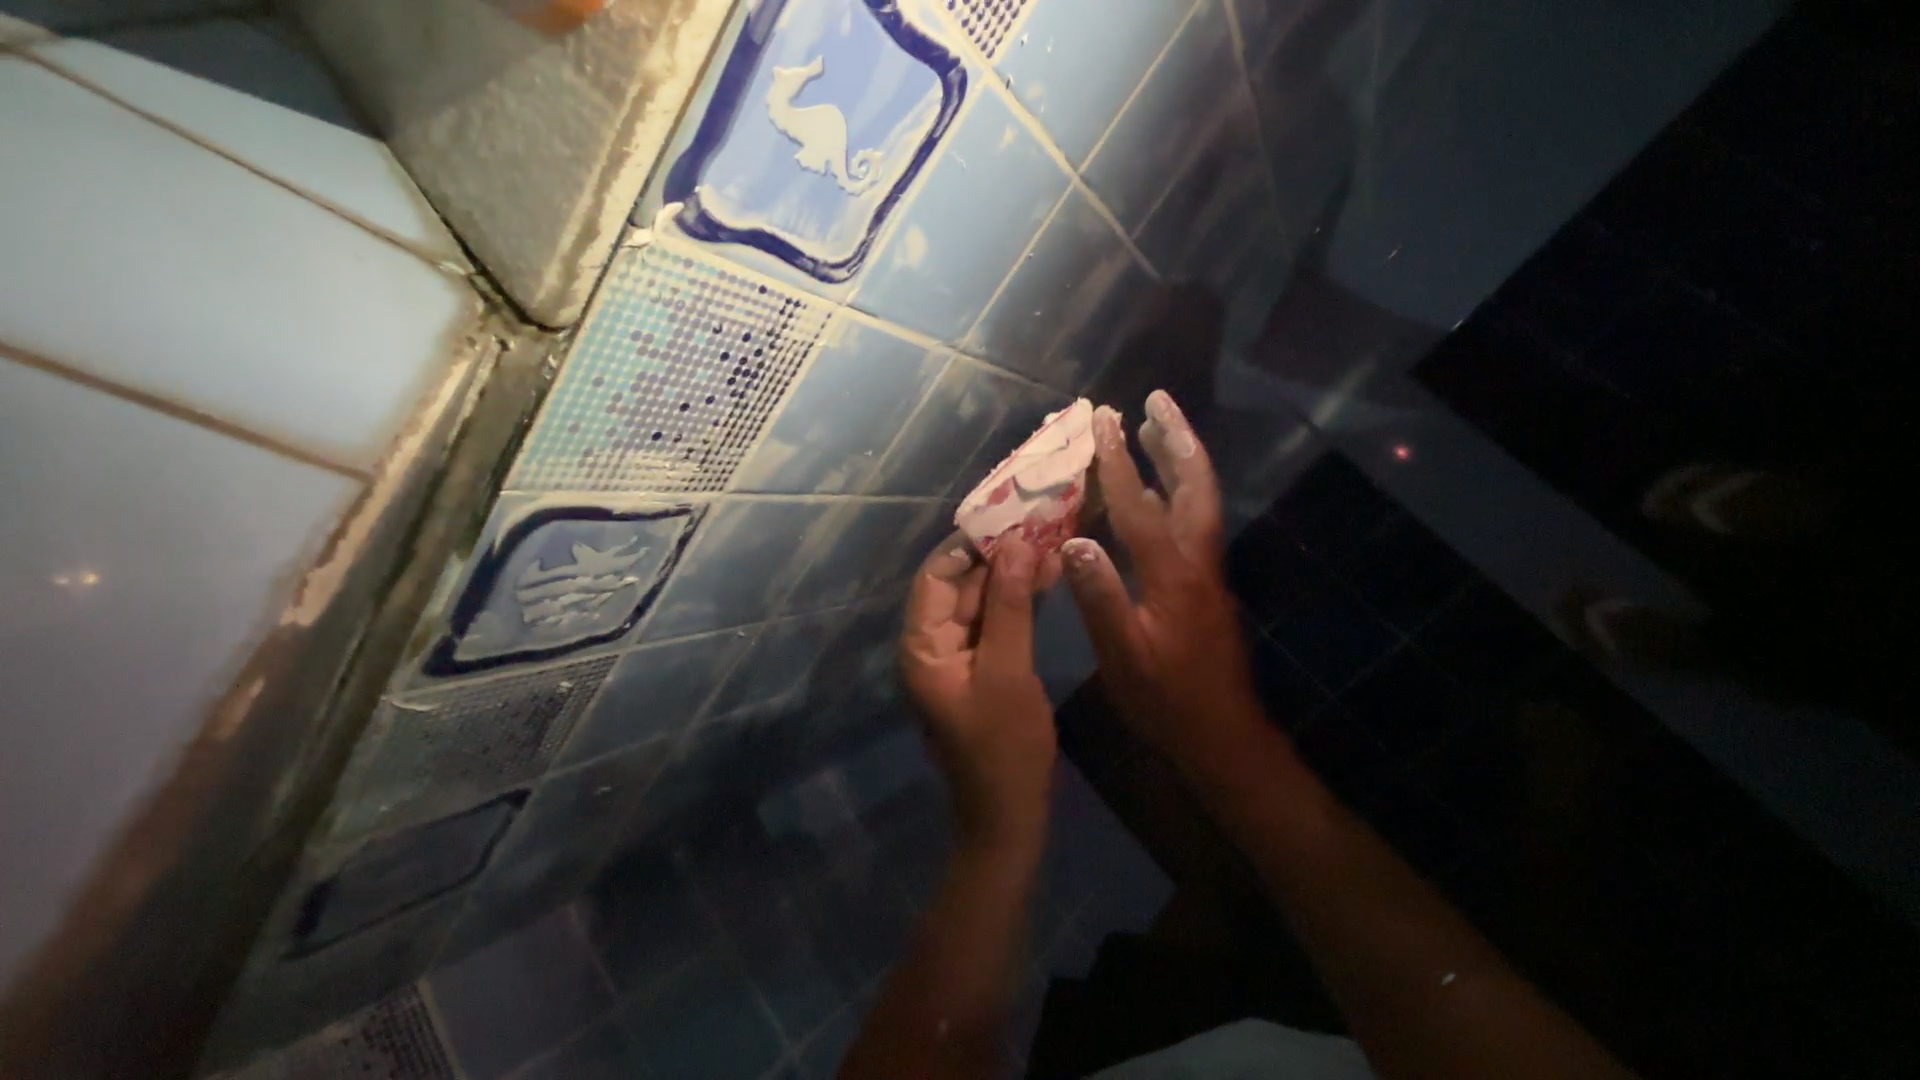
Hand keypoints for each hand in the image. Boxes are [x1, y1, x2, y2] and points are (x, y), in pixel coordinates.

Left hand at [899, 535, 1060, 854]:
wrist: (1009, 813)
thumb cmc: (1005, 746)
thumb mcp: (1008, 670)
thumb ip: (1008, 605)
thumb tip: (1015, 543)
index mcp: (922, 646)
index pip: (934, 577)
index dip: (968, 544)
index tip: (1008, 516)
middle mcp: (931, 646)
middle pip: (957, 586)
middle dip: (996, 556)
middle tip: (1038, 523)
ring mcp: (955, 659)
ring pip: (978, 603)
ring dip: (1010, 576)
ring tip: (1050, 543)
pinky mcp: (978, 669)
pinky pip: (992, 624)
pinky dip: (1015, 602)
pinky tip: (1045, 578)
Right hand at [1062, 392, 1260, 756]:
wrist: (1221, 734)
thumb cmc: (1166, 700)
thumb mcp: (1123, 657)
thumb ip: (1099, 598)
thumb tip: (1074, 540)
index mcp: (1172, 575)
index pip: (1141, 507)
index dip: (1119, 463)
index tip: (1103, 421)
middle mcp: (1197, 562)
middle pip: (1194, 486)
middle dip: (1175, 439)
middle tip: (1155, 400)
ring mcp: (1207, 572)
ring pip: (1199, 501)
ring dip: (1180, 459)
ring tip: (1156, 427)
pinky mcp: (1206, 585)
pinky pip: (1193, 521)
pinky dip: (1179, 489)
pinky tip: (1161, 490)